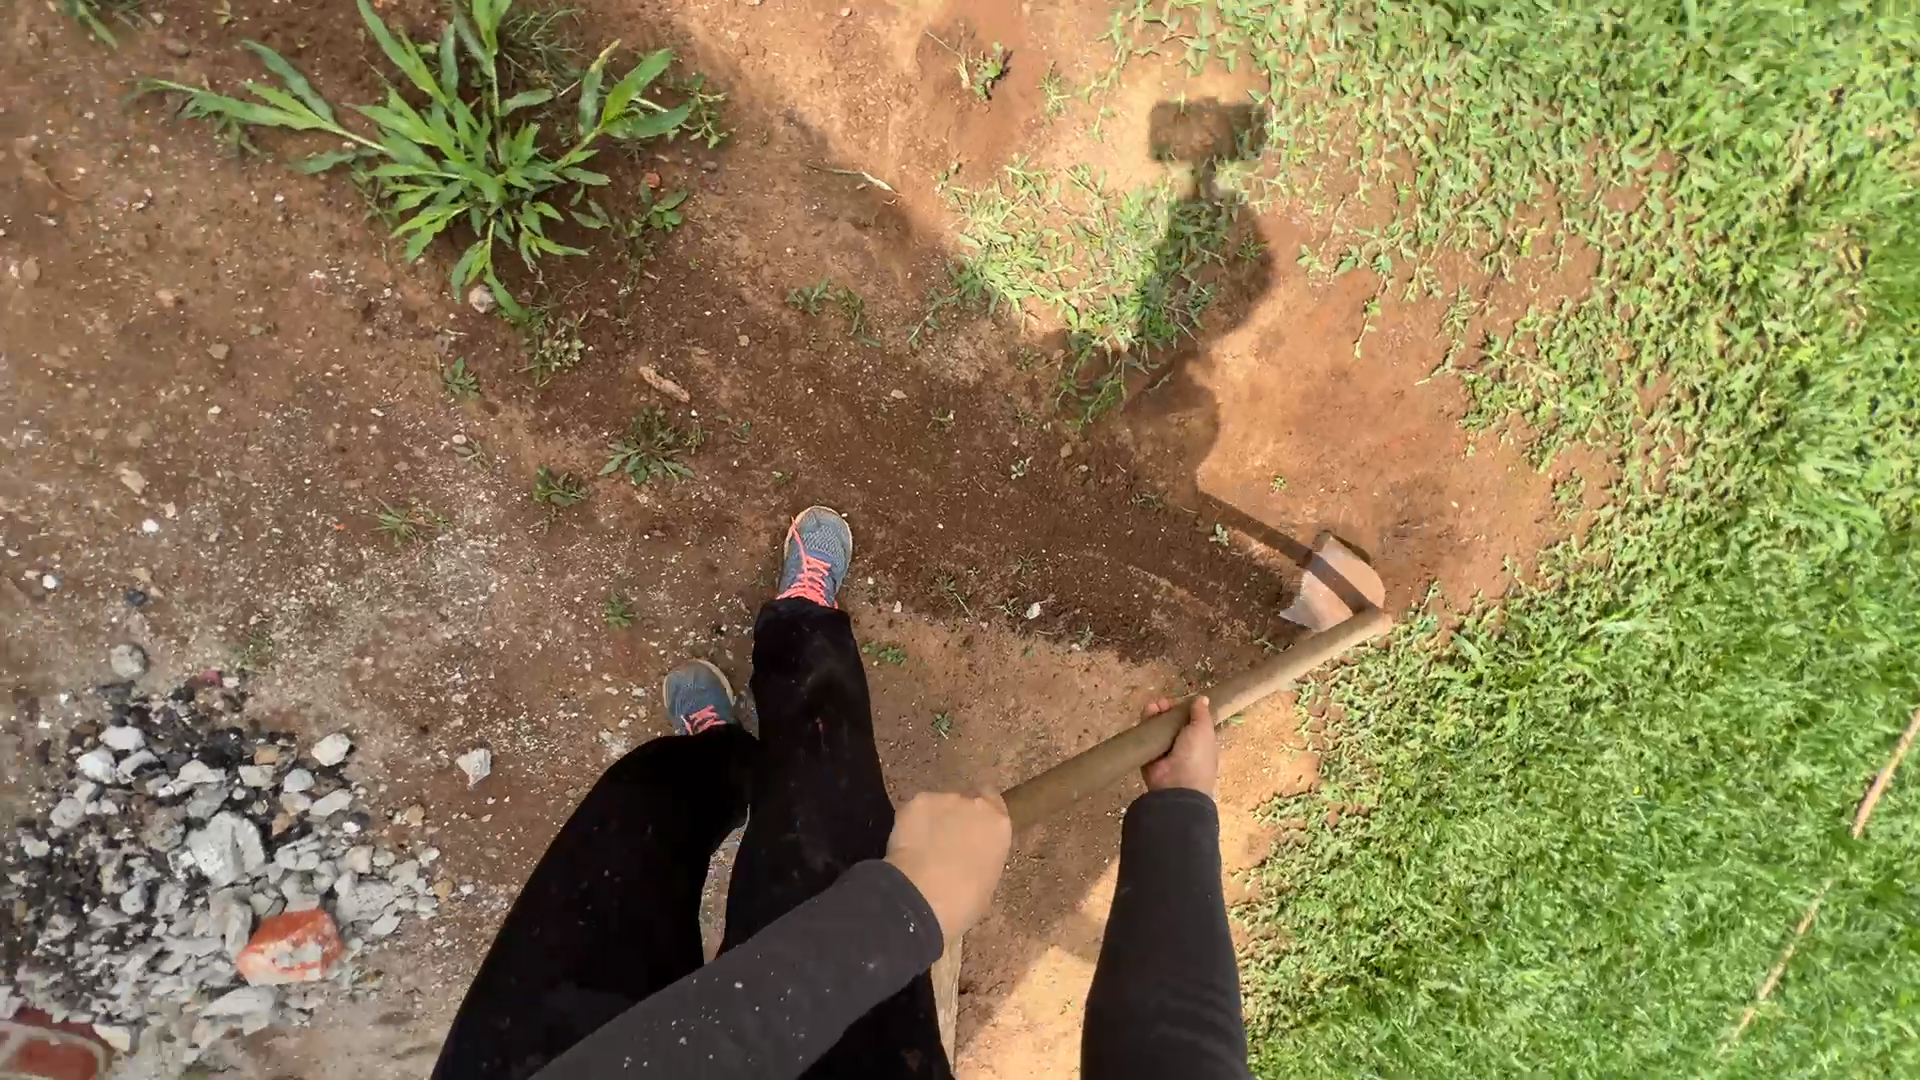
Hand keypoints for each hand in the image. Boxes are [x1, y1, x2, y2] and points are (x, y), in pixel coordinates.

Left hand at [884, 791, 1011, 943]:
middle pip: (964, 799)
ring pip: (937, 805)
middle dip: (954, 816)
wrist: (924, 896)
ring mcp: (945, 799)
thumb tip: (970, 858)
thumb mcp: (987, 882)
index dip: (979, 812)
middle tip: (943, 841)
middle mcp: (974, 803)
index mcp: (998, 824)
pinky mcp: (917, 802)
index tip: (970, 826)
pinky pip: (915, 811)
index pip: (992, 800)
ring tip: (920, 848)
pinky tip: (906, 846)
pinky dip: (911, 824)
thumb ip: (982, 858)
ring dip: (932, 820)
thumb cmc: (964, 902)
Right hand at [1141, 695, 1217, 797]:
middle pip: (1174, 723)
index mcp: (1201, 743)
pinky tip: (1147, 712)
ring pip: (1159, 727)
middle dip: (1168, 710)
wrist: (1177, 784)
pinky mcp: (1148, 754)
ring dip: (1156, 713)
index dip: (1185, 710)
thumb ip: (1201, 714)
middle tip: (1163, 703)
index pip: (1192, 722)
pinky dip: (1145, 722)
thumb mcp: (1204, 731)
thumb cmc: (1196, 756)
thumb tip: (1202, 698)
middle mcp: (1183, 747)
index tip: (1180, 702)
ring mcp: (1164, 751)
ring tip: (1154, 706)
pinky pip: (1146, 735)